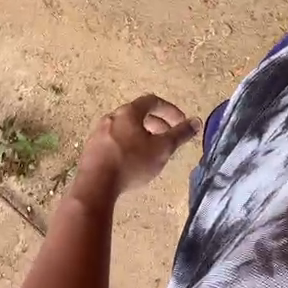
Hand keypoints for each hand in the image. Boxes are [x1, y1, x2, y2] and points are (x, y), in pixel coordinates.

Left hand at [71, 95, 197, 204]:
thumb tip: (196, 122)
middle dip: (156, 123)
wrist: (95, 186)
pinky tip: (131, 162)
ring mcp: (98, 134)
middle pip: (137, 114)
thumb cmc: (132, 163)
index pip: (153, 101)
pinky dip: (126, 145)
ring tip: (151, 150)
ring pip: (124, 128)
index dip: (169, 110)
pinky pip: (113, 141)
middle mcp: (112, 118)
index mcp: (129, 112)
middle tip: (167, 136)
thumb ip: (180, 134)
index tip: (180, 122)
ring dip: (140, 135)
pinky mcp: (90, 151)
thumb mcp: (162, 149)